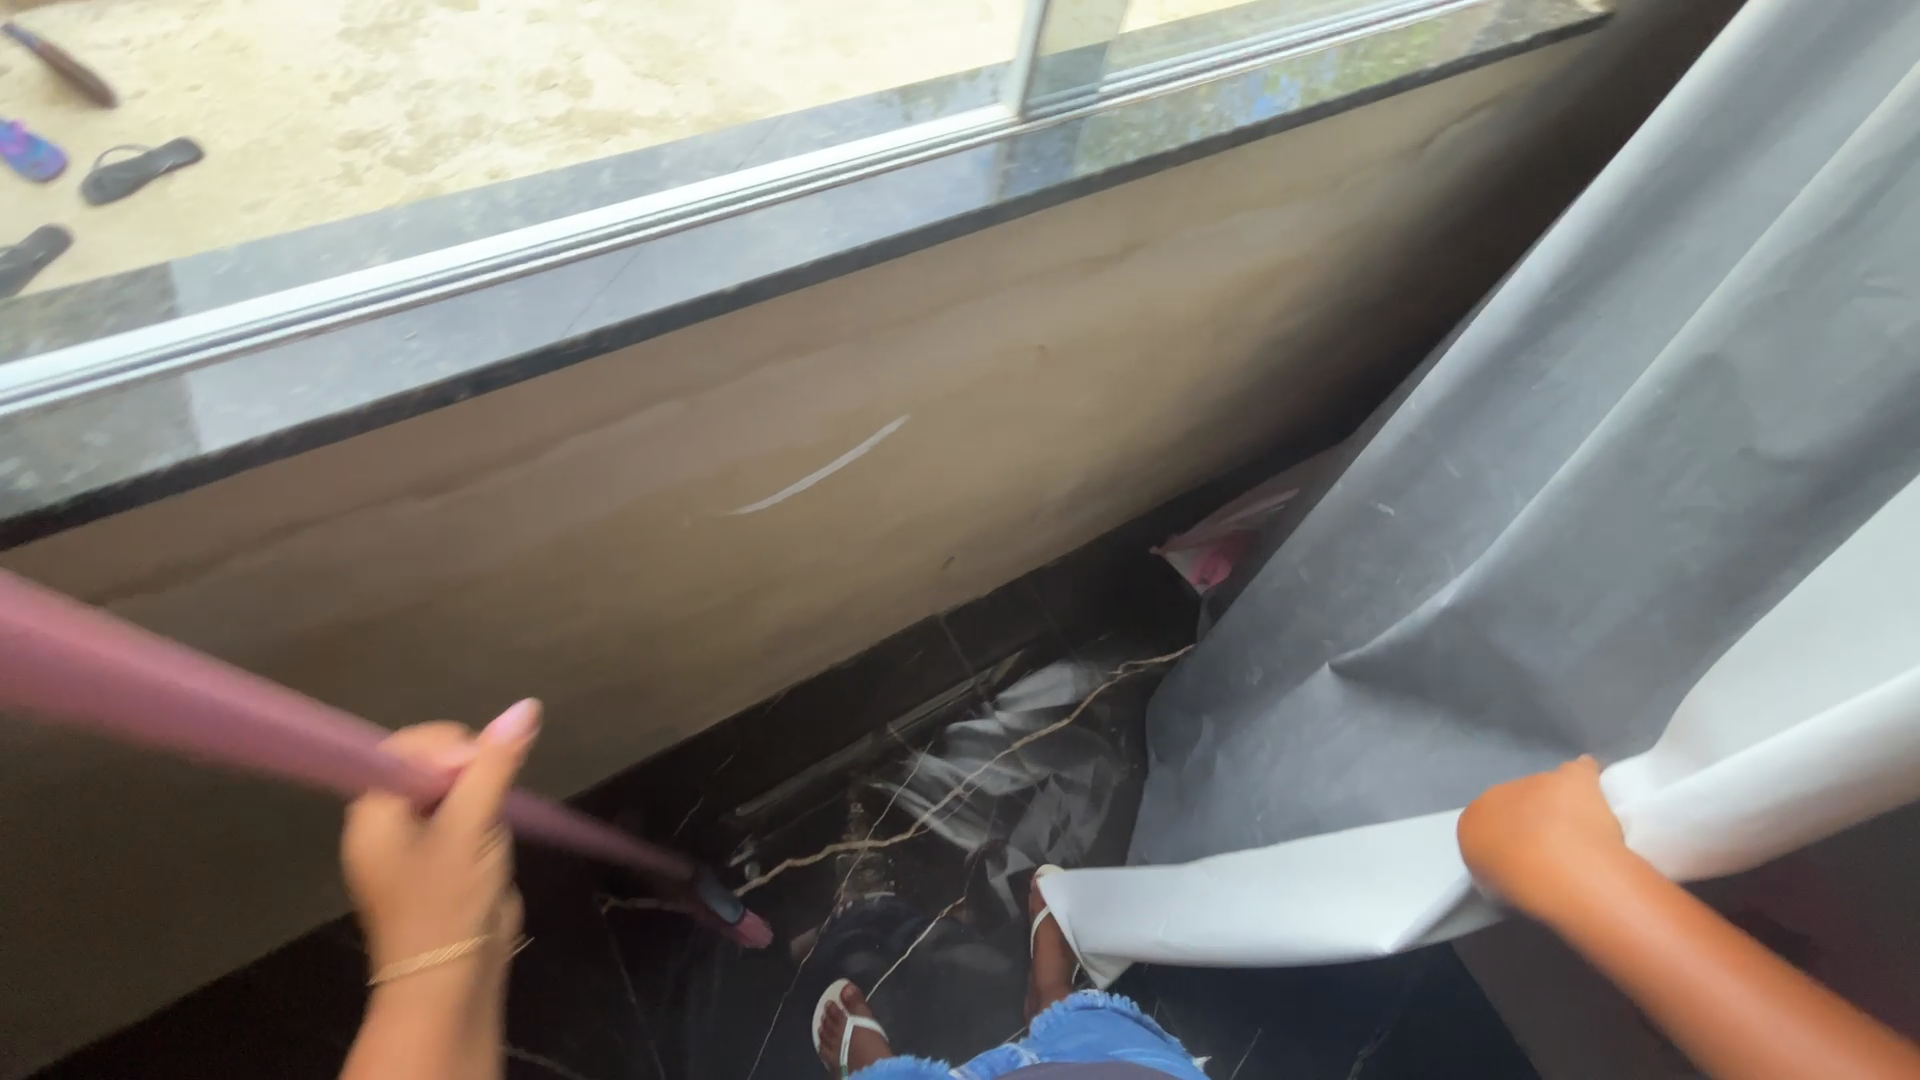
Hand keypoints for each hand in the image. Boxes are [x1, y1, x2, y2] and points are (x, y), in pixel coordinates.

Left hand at [341, 701, 540, 978]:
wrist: (454, 976)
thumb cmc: (448, 899)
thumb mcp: (473, 824)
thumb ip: (496, 764)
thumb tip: (526, 706)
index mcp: (373, 813)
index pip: (402, 748)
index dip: (446, 746)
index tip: (479, 764)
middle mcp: (387, 821)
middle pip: (427, 762)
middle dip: (468, 763)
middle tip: (493, 788)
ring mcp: (415, 838)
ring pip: (449, 784)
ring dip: (480, 785)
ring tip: (494, 813)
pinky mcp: (443, 852)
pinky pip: (462, 808)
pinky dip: (484, 805)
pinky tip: (498, 822)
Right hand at [1457, 755, 1628, 919]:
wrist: (1556, 866)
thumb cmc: (1520, 881)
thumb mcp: (1492, 884)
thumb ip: (1497, 864)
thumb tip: (1512, 863)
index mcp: (1473, 818)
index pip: (1490, 823)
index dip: (1510, 839)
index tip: (1528, 859)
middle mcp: (1496, 793)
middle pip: (1518, 803)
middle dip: (1535, 819)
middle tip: (1558, 849)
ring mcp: (1535, 783)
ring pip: (1550, 789)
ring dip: (1562, 804)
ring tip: (1584, 830)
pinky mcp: (1572, 779)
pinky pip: (1580, 771)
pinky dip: (1587, 775)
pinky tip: (1595, 782)